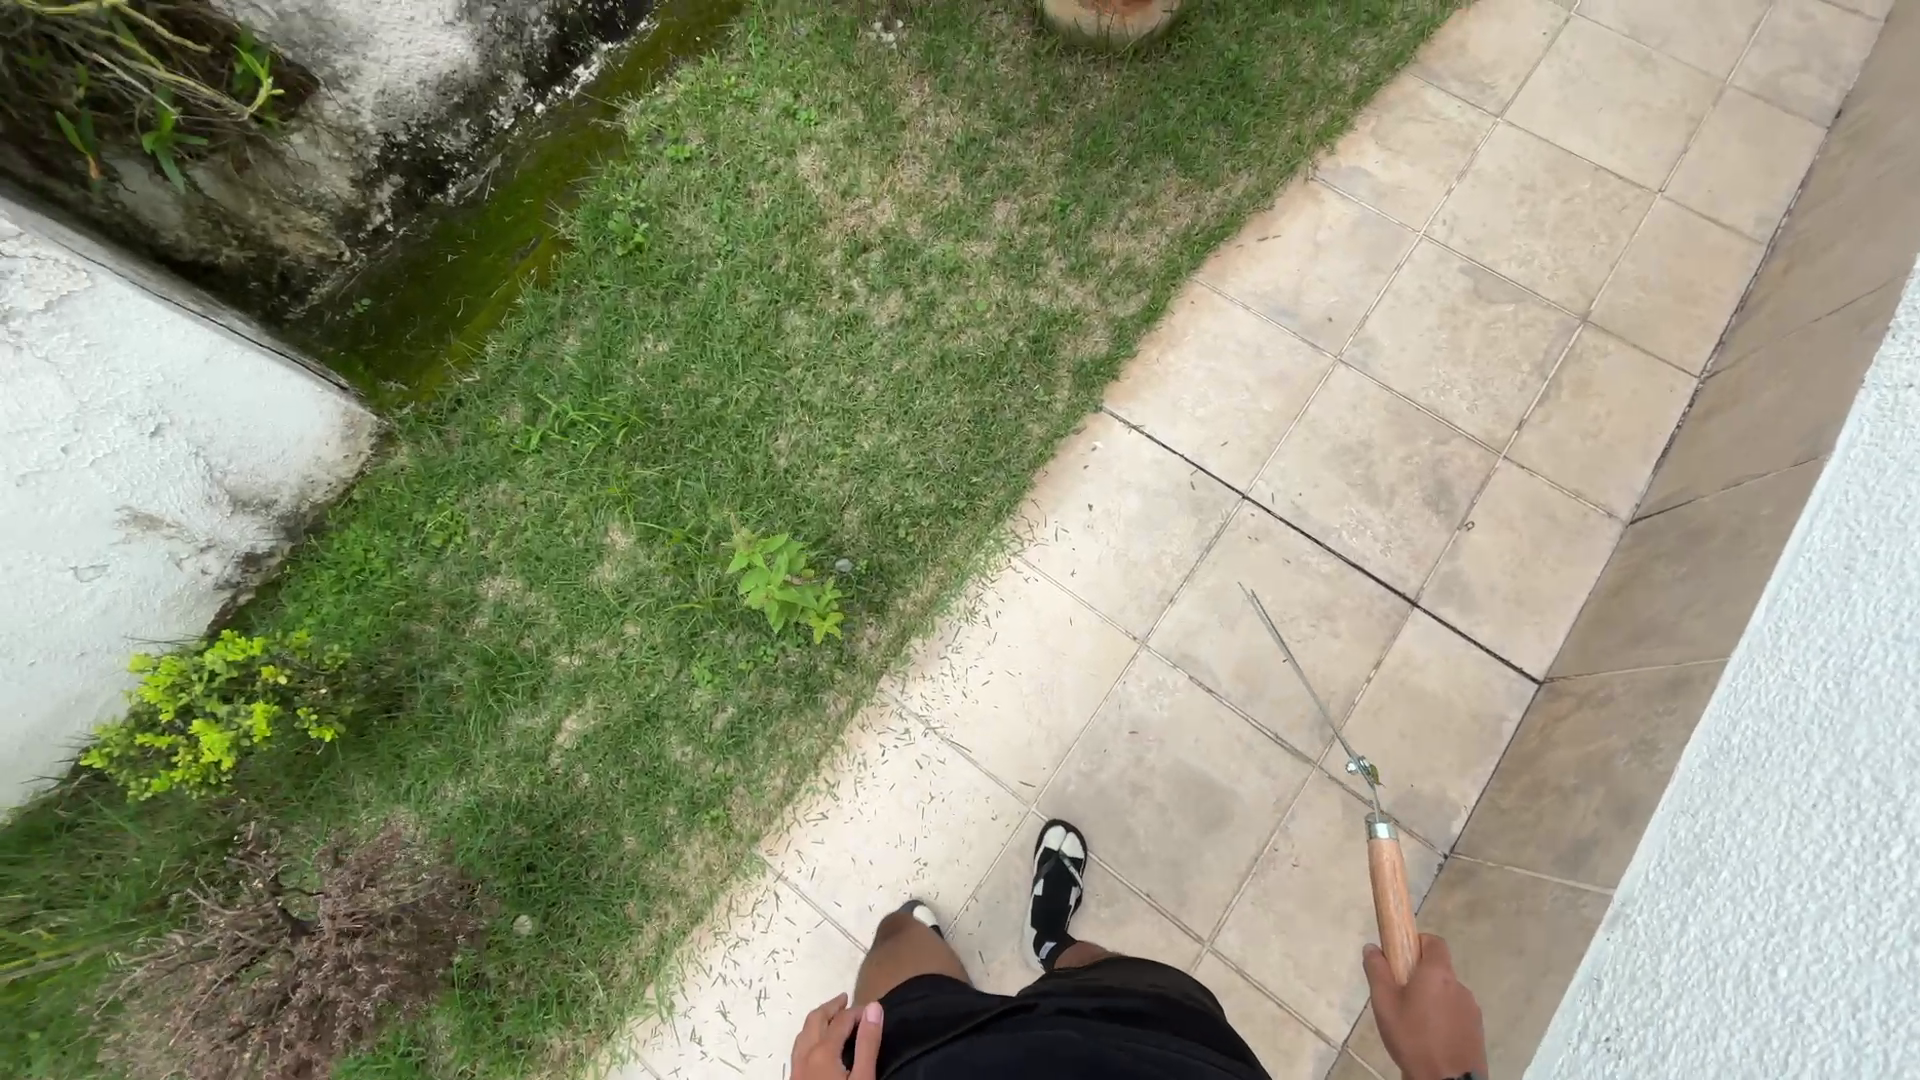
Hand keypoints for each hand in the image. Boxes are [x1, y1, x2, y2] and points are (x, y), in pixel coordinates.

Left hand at [790, 994, 882, 1079]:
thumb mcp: (863, 1078)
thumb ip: (868, 1044)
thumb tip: (874, 1007)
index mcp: (822, 1050)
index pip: (842, 1018)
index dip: (858, 1011)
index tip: (873, 1012)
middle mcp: (805, 1054)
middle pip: (816, 1019)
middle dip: (832, 1006)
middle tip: (846, 1000)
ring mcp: (795, 1068)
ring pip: (803, 1033)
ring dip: (818, 1020)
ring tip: (832, 1018)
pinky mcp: (792, 1079)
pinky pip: (799, 1047)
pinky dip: (810, 1035)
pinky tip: (817, 1045)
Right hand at [1363, 935, 1487, 1079]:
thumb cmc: (1413, 1037)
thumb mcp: (1384, 1002)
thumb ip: (1376, 970)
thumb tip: (1373, 948)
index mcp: (1438, 974)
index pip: (1434, 942)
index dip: (1417, 942)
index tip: (1401, 957)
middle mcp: (1460, 987)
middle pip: (1439, 969)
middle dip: (1419, 976)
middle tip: (1399, 994)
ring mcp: (1472, 1012)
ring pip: (1447, 993)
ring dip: (1432, 998)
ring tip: (1413, 1021)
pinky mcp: (1477, 1033)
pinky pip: (1456, 1014)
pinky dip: (1443, 1018)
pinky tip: (1429, 1037)